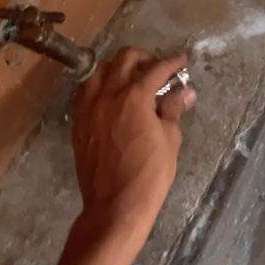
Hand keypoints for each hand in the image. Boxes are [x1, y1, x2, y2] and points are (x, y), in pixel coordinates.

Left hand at [70, 47, 196, 237]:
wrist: (115, 206)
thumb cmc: (149, 174)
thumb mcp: (169, 139)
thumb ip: (173, 109)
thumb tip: (185, 91)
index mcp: (135, 96)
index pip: (156, 68)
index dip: (172, 62)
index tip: (182, 61)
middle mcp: (109, 94)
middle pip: (124, 58)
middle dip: (144, 58)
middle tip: (157, 69)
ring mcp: (90, 108)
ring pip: (100, 70)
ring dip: (117, 68)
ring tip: (131, 79)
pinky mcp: (79, 123)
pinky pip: (86, 92)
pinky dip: (100, 86)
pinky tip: (111, 97)